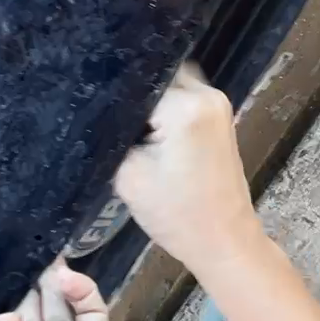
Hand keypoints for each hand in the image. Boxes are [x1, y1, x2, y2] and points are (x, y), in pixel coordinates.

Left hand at [0, 262, 111, 320]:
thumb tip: (9, 317)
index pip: (9, 311)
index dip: (10, 285)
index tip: (9, 258)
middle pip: (41, 301)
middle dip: (39, 274)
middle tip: (35, 249)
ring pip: (70, 302)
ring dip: (63, 276)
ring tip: (51, 257)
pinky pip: (96, 315)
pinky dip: (87, 289)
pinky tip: (66, 277)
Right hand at [114, 62, 262, 274]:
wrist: (224, 242)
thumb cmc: (177, 215)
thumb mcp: (128, 176)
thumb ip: (111, 137)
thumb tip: (100, 112)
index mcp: (186, 106)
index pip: (136, 84)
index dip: (113, 98)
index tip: (95, 112)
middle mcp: (207, 93)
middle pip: (154, 78)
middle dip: (131, 95)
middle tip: (108, 118)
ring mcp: (217, 101)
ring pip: (168, 85)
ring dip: (149, 102)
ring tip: (129, 126)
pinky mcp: (219, 114)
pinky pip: (183, 97)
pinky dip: (165, 108)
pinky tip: (149, 130)